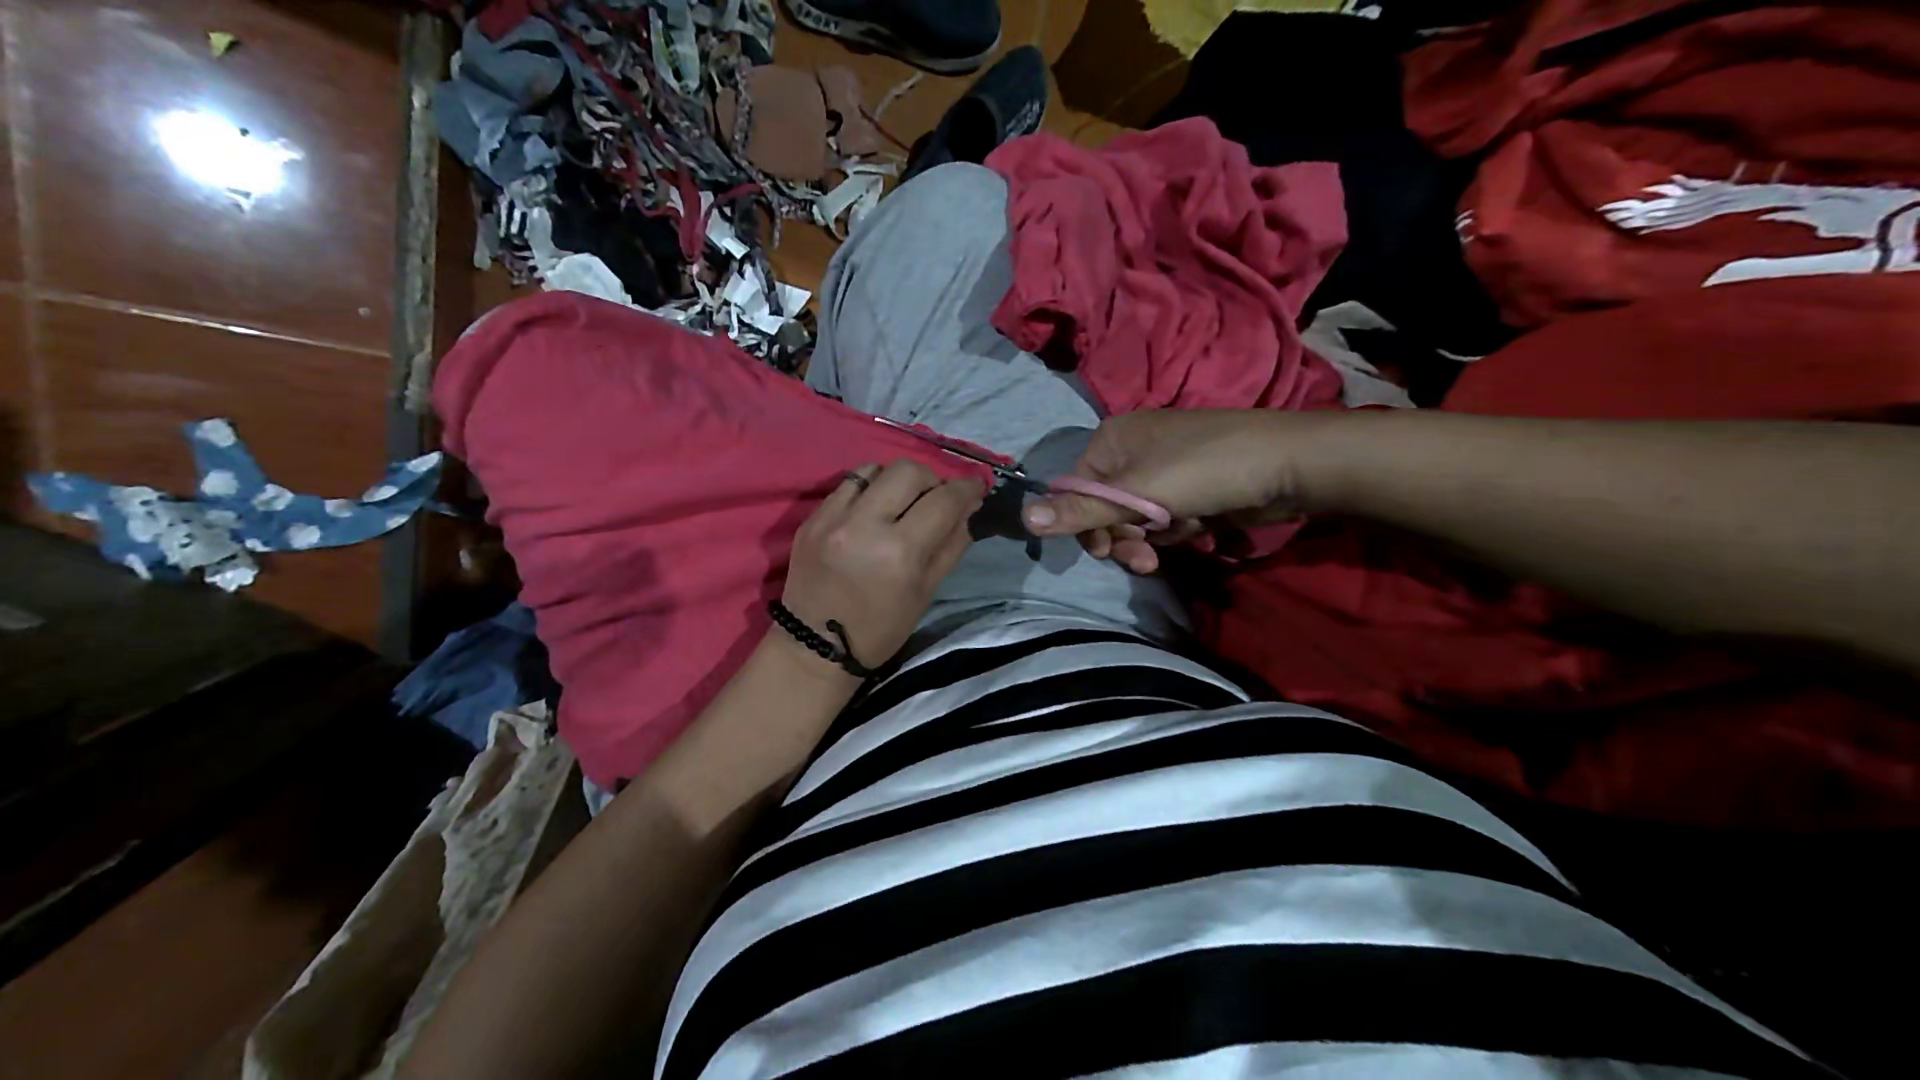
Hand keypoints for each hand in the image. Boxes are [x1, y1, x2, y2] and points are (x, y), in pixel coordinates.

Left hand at [780, 459, 984, 674]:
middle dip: (931, 479)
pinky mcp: (811, 519)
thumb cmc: (881, 629)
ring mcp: (831, 518)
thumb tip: (970, 507)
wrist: (816, 647)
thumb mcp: (927, 591)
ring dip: (897, 481)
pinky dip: (868, 491)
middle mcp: (863, 525)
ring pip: (874, 469)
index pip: (943, 500)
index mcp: (899, 552)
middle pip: (908, 470)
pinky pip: (847, 485)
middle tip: (935, 499)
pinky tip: (872, 512)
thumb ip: (952, 544)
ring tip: (901, 503)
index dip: (967, 488)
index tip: (976, 486)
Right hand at [1022, 410, 1317, 573]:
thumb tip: (1022, 518)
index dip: (1086, 525)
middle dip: (1122, 537)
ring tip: (1173, 545)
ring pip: (1135, 517)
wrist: (1289, 465)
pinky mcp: (1190, 486)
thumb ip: (1082, 511)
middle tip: (1144, 558)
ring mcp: (1164, 467)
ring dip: (1149, 538)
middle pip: (1105, 507)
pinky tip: (1198, 528)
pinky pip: (1164, 517)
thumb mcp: (1139, 493)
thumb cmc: (1206, 469)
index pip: (1075, 490)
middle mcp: (1133, 450)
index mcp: (1113, 439)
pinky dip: (1175, 529)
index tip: (1107, 551)